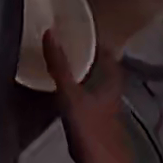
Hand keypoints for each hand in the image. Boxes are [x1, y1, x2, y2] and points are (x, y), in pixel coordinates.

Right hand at [43, 31, 133, 162]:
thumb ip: (59, 65)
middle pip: (105, 74)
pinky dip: (81, 96)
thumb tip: (50, 31)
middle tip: (73, 46)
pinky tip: (69, 98)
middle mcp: (113, 99)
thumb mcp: (70, 95)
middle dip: (91, 60)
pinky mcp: (101, 131)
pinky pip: (91, 105)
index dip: (101, 44)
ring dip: (85, 78)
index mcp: (110, 86)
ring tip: (67, 67)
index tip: (88, 32)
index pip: (111, 59)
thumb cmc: (91, 131)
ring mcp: (108, 117)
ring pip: (98, 89)